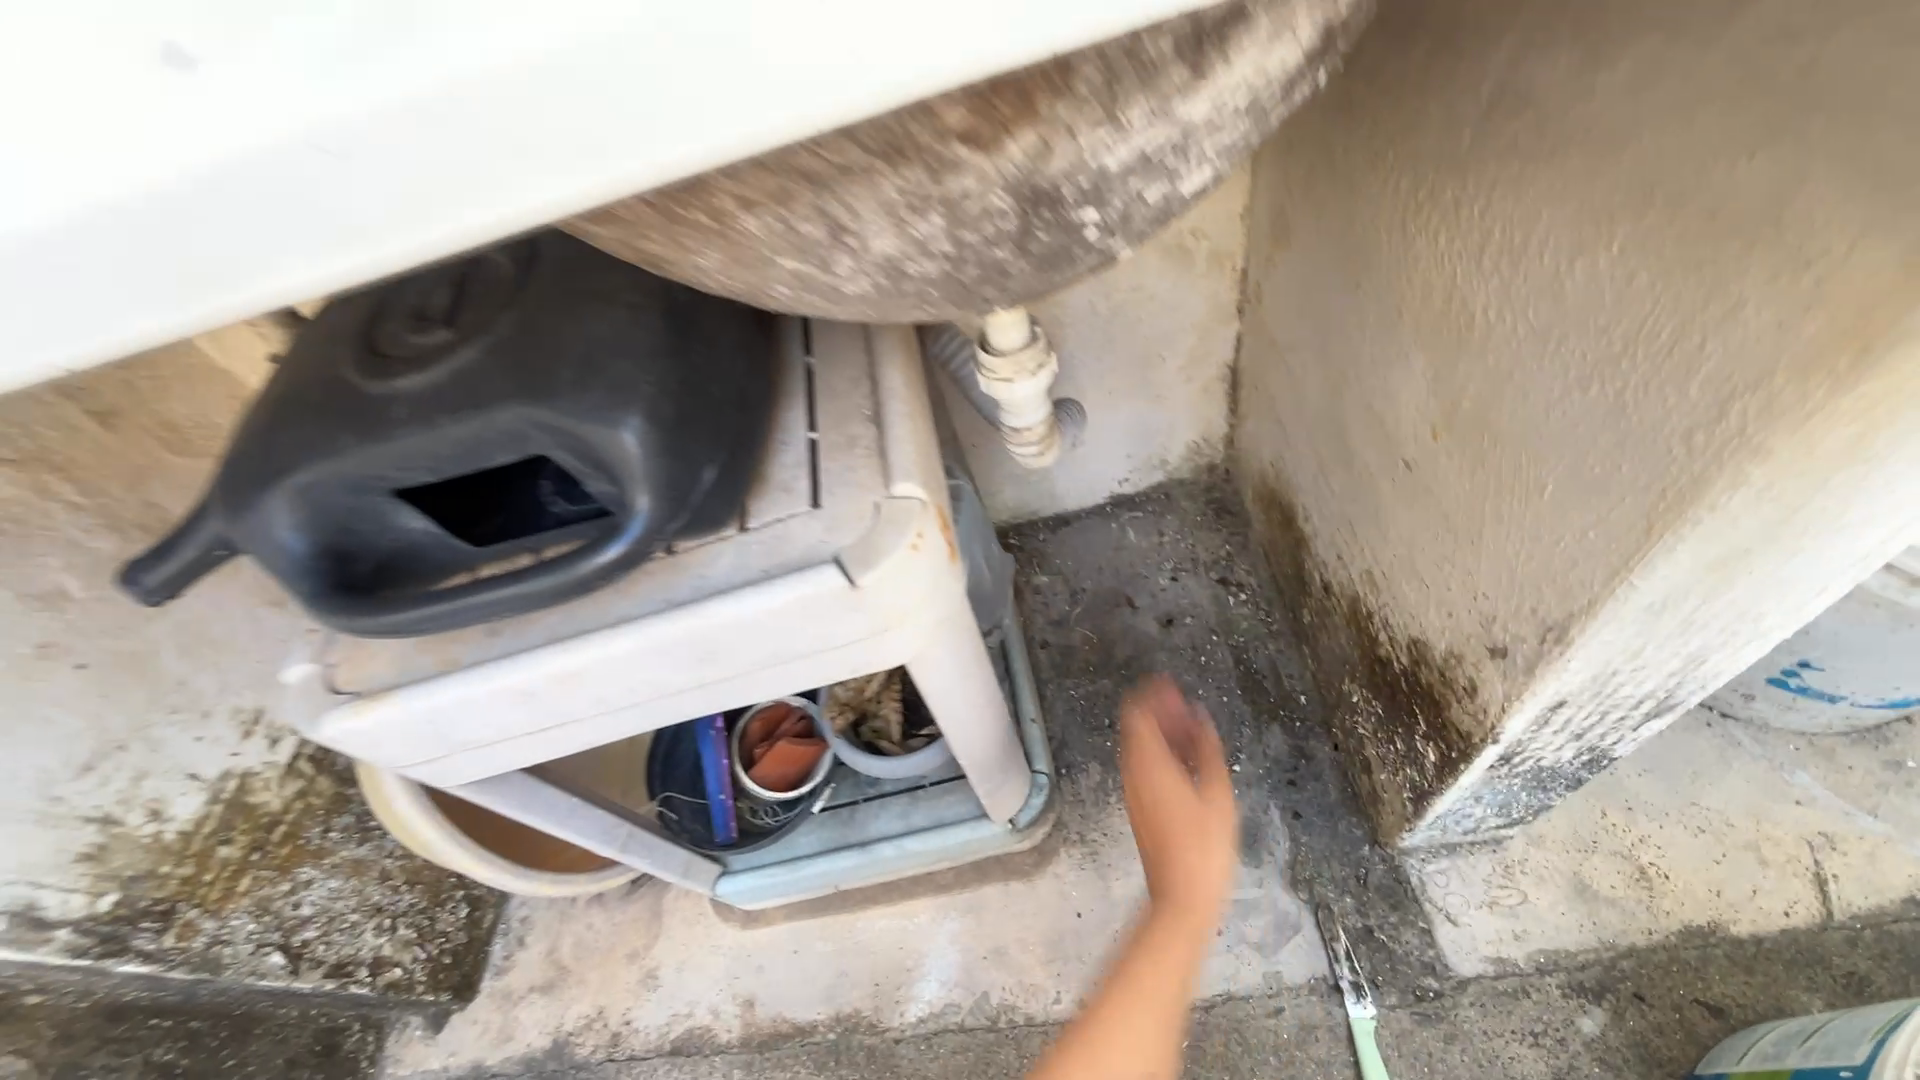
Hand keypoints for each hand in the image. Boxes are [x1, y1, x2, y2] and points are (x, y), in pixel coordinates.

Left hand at [1118, 675, 1239, 929]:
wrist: (1181, 898)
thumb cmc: (1204, 847)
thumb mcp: (1217, 792)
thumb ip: (1206, 747)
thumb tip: (1200, 717)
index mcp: (1148, 761)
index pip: (1137, 710)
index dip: (1153, 693)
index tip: (1171, 684)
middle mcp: (1132, 771)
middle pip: (1135, 726)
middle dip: (1158, 710)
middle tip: (1184, 706)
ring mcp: (1132, 790)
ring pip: (1139, 746)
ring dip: (1160, 732)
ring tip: (1190, 729)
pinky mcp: (1138, 806)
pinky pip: (1143, 766)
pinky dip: (1160, 753)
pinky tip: (1185, 760)